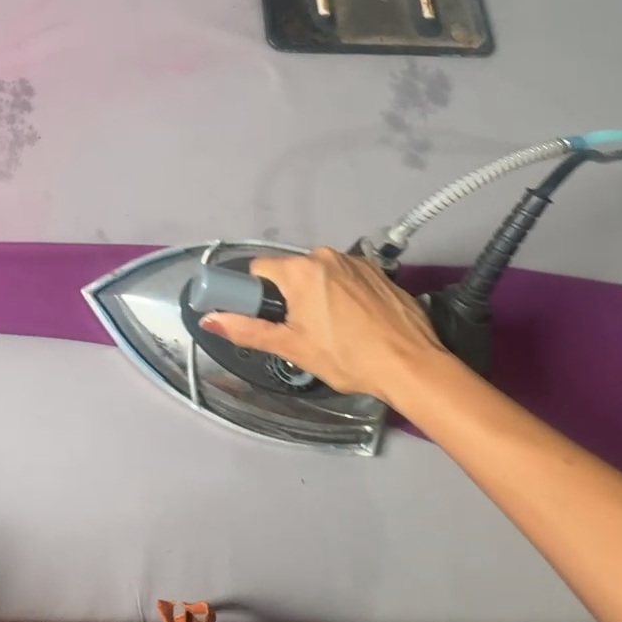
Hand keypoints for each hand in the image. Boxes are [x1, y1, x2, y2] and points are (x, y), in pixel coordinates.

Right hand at [198, 247, 446, 401]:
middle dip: (292, 296)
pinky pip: (347, 276)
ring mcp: (355, 261)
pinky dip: (345, 293)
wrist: (412, 365)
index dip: (260, 294)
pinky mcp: (379, 271)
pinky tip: (358, 321)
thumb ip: (248, 330)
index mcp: (299, 270)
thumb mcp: (292, 347)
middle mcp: (325, 256)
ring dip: (320, 294)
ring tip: (336, 328)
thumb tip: (209, 320)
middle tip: (305, 330)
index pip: (260, 269)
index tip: (273, 318)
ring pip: (321, 274)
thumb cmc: (347, 357)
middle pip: (291, 272)